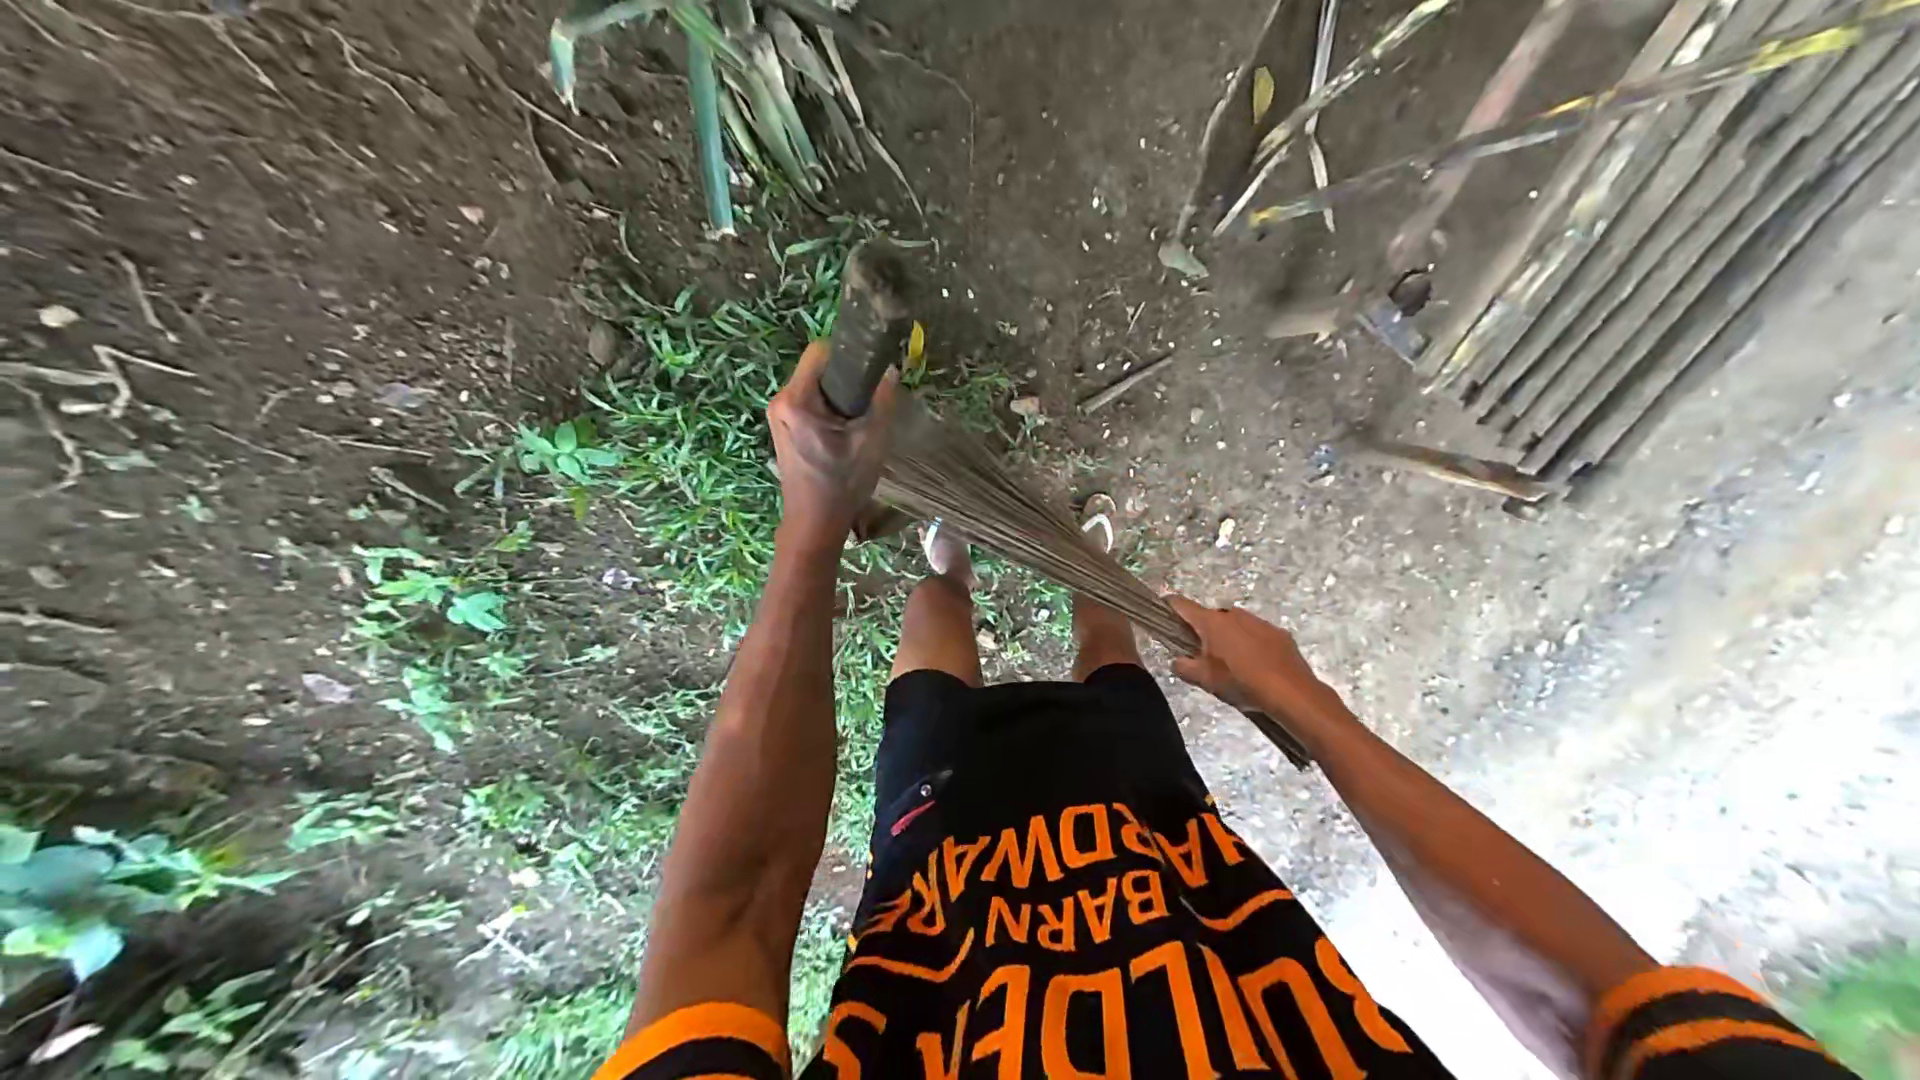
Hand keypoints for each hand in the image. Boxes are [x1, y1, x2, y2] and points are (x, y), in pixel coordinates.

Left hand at [766, 340, 900, 543]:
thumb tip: (890, 370)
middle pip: (817, 369)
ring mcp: (778, 415)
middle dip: (845, 380)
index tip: (871, 374)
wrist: (815, 522)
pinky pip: (808, 403)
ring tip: (858, 420)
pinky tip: (844, 432)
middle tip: (868, 403)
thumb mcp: (872, 440)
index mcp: (796, 399)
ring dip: (838, 397)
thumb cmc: (842, 483)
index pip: (821, 351)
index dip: (849, 357)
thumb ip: (883, 400)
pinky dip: (827, 410)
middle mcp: (780, 401)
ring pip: (814, 387)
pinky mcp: (782, 428)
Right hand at [1165, 595, 1350, 725]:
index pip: (1181, 605)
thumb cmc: (1241, 683)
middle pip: (1209, 618)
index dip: (1168, 606)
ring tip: (1232, 664)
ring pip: (1234, 625)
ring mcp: (1259, 622)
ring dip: (1229, 639)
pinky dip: (1251, 645)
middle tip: (1202, 655)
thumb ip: (1184, 667)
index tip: (1161, 613)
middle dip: (1203, 632)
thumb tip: (1177, 661)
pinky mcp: (1279, 633)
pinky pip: (1256, 634)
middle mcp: (1233, 614)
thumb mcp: (1205, 680)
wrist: (1292, 693)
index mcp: (1211, 622)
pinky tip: (1256, 667)